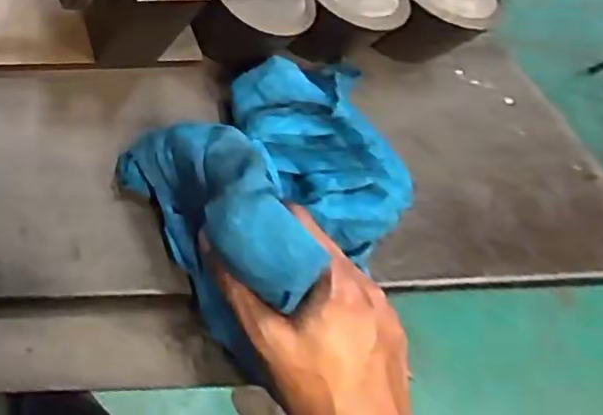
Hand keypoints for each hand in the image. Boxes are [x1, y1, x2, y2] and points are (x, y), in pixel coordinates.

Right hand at [210, 207, 410, 414]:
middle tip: (259, 246)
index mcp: (340, 279)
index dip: (272, 212)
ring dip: (311, 265)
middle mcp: (369, 284)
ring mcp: (387, 308)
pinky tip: (316, 306)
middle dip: (288, 240)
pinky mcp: (395, 331)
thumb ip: (236, 287)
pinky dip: (333, 288)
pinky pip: (358, 292)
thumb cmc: (317, 389)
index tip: (248, 214)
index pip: (302, 219)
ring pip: (340, 267)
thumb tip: (207, 240)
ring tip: (282, 274)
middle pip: (322, 243)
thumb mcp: (267, 339)